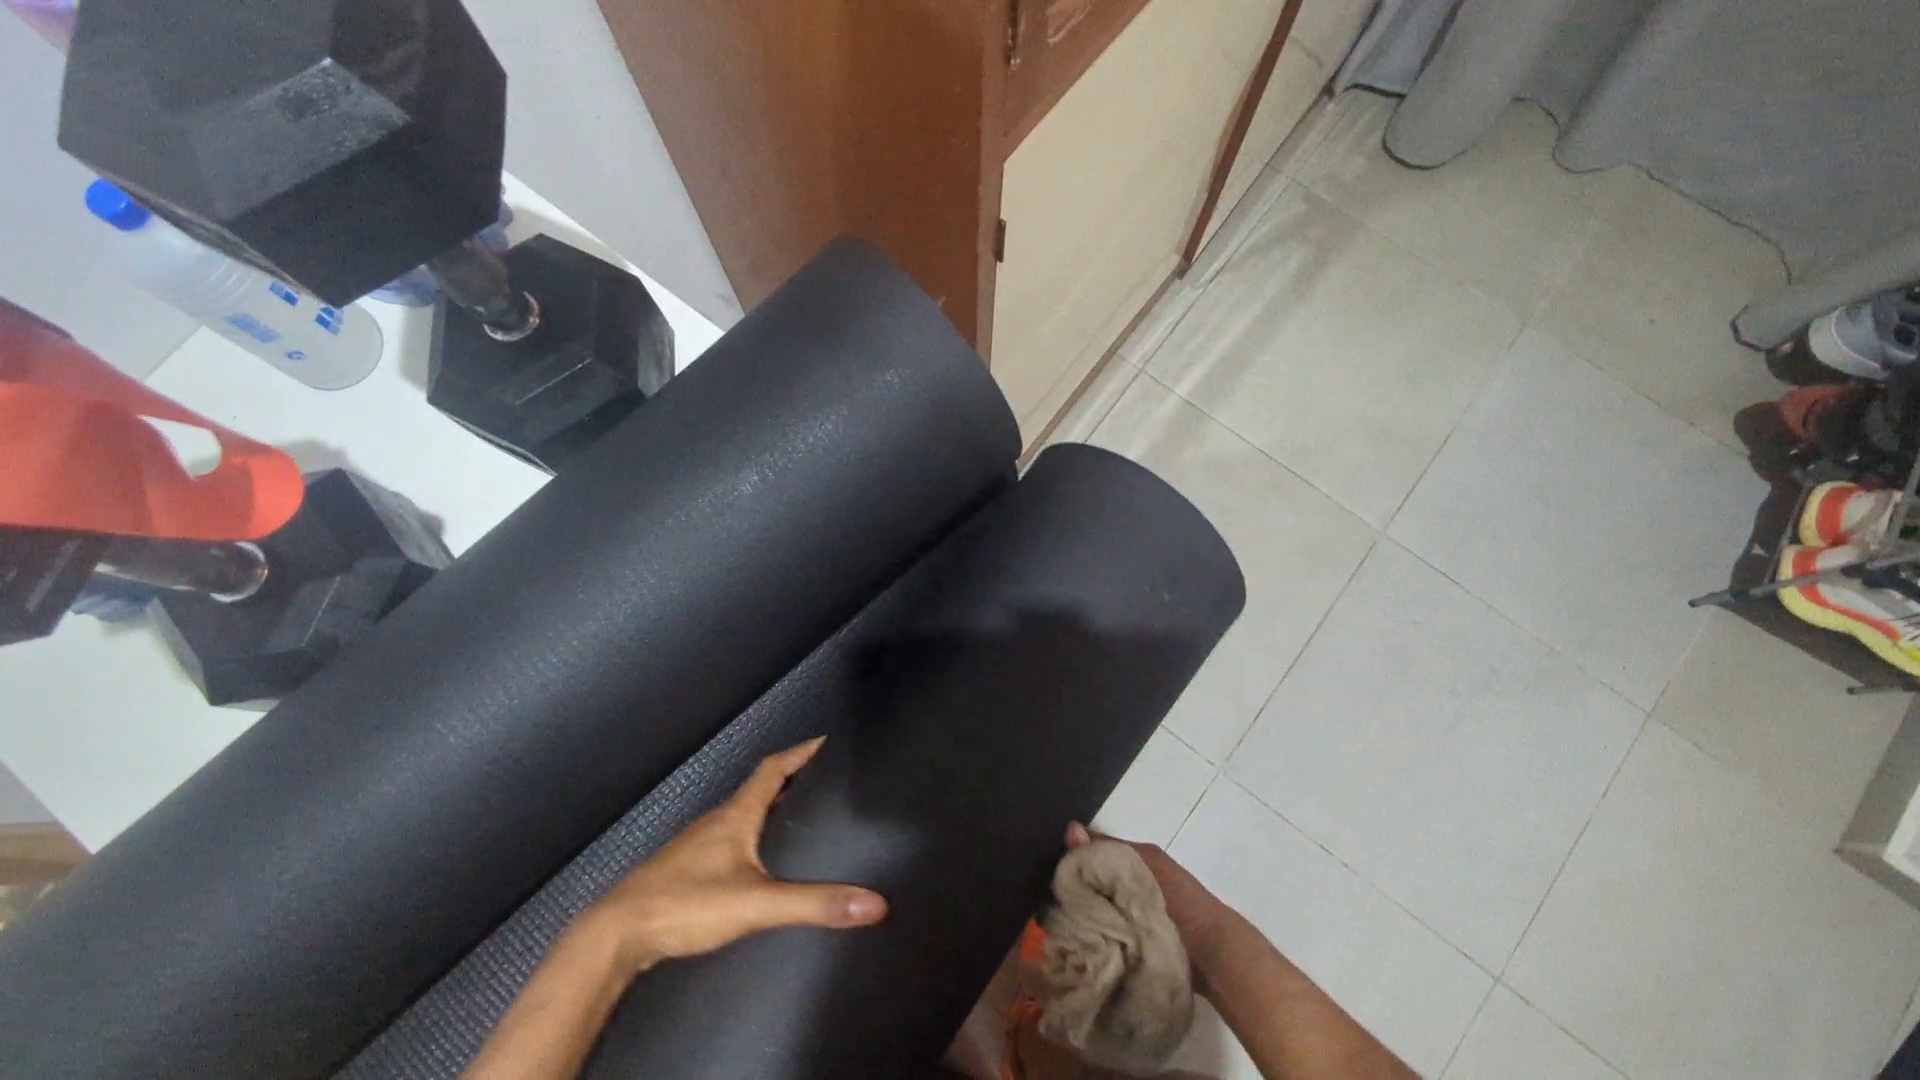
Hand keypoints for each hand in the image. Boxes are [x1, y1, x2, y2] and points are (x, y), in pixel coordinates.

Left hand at [580, 738, 886, 971]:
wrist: (616, 935)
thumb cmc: (684, 906)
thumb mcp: (757, 904)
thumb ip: (814, 903)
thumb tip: (874, 903)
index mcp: (735, 817)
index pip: (773, 770)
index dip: (800, 752)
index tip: (826, 740)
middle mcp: (716, 823)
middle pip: (758, 788)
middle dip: (791, 777)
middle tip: (822, 775)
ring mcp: (698, 846)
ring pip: (741, 814)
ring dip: (770, 806)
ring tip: (799, 811)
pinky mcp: (687, 871)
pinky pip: (728, 840)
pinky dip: (751, 835)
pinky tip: (757, 859)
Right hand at [1065, 822, 1229, 981]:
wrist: (1217, 956)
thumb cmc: (1184, 905)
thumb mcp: (1147, 869)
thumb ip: (1111, 852)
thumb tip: (1071, 828)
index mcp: (1137, 859)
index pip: (1094, 851)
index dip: (1072, 859)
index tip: (1049, 872)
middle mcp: (1134, 882)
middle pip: (1095, 879)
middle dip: (1075, 888)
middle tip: (1051, 903)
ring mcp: (1136, 912)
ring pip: (1101, 904)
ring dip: (1086, 911)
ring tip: (1060, 924)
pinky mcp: (1138, 939)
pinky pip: (1109, 927)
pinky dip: (1098, 930)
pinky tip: (1080, 941)